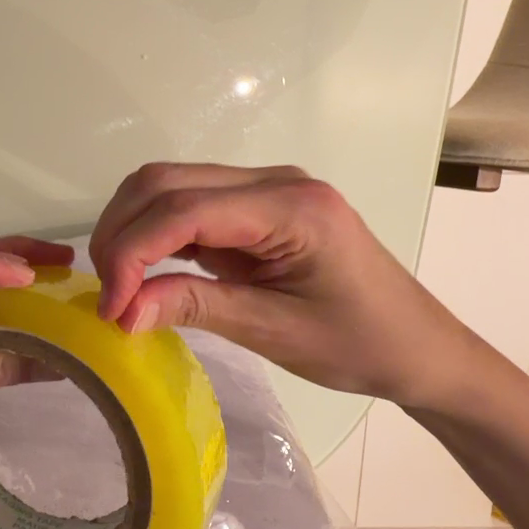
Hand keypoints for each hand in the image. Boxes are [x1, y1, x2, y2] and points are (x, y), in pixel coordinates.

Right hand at [88, 163, 490, 408]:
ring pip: (165, 185)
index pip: (183, 209)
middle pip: (163, 182)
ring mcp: (262, 186)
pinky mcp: (252, 203)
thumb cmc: (361, 345)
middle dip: (119, 234)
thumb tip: (119, 311)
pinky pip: (184, 203)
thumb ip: (192, 307)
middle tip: (108, 294)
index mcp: (292, 207)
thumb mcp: (274, 332)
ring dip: (129, 229)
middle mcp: (273, 180)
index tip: (110, 308)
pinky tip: (145, 271)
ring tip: (120, 285)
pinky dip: (151, 233)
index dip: (131, 252)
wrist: (421, 348)